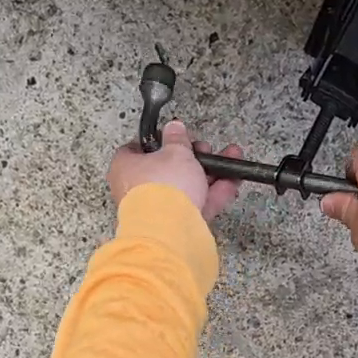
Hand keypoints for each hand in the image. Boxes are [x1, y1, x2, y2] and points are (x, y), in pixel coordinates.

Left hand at [106, 120, 244, 222]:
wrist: (169, 229)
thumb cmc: (162, 187)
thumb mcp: (175, 152)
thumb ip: (177, 139)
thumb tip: (175, 128)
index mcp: (125, 167)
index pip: (138, 149)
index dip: (159, 141)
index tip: (177, 138)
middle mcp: (137, 191)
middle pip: (167, 169)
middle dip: (192, 159)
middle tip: (206, 150)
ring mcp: (157, 210)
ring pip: (186, 188)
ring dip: (209, 174)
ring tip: (230, 159)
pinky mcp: (176, 226)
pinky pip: (195, 206)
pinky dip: (213, 195)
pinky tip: (232, 182)